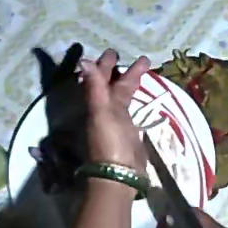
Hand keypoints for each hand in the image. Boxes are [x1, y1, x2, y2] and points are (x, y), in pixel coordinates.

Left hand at [78, 48, 150, 170]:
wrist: (120, 175)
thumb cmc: (110, 142)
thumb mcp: (101, 112)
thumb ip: (94, 87)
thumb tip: (84, 60)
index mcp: (98, 104)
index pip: (100, 79)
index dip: (106, 65)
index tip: (113, 51)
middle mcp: (106, 110)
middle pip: (113, 85)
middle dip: (121, 70)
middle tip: (133, 57)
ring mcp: (118, 121)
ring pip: (122, 95)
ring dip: (129, 82)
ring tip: (143, 70)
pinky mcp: (130, 132)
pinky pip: (130, 108)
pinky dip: (134, 98)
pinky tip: (140, 96)